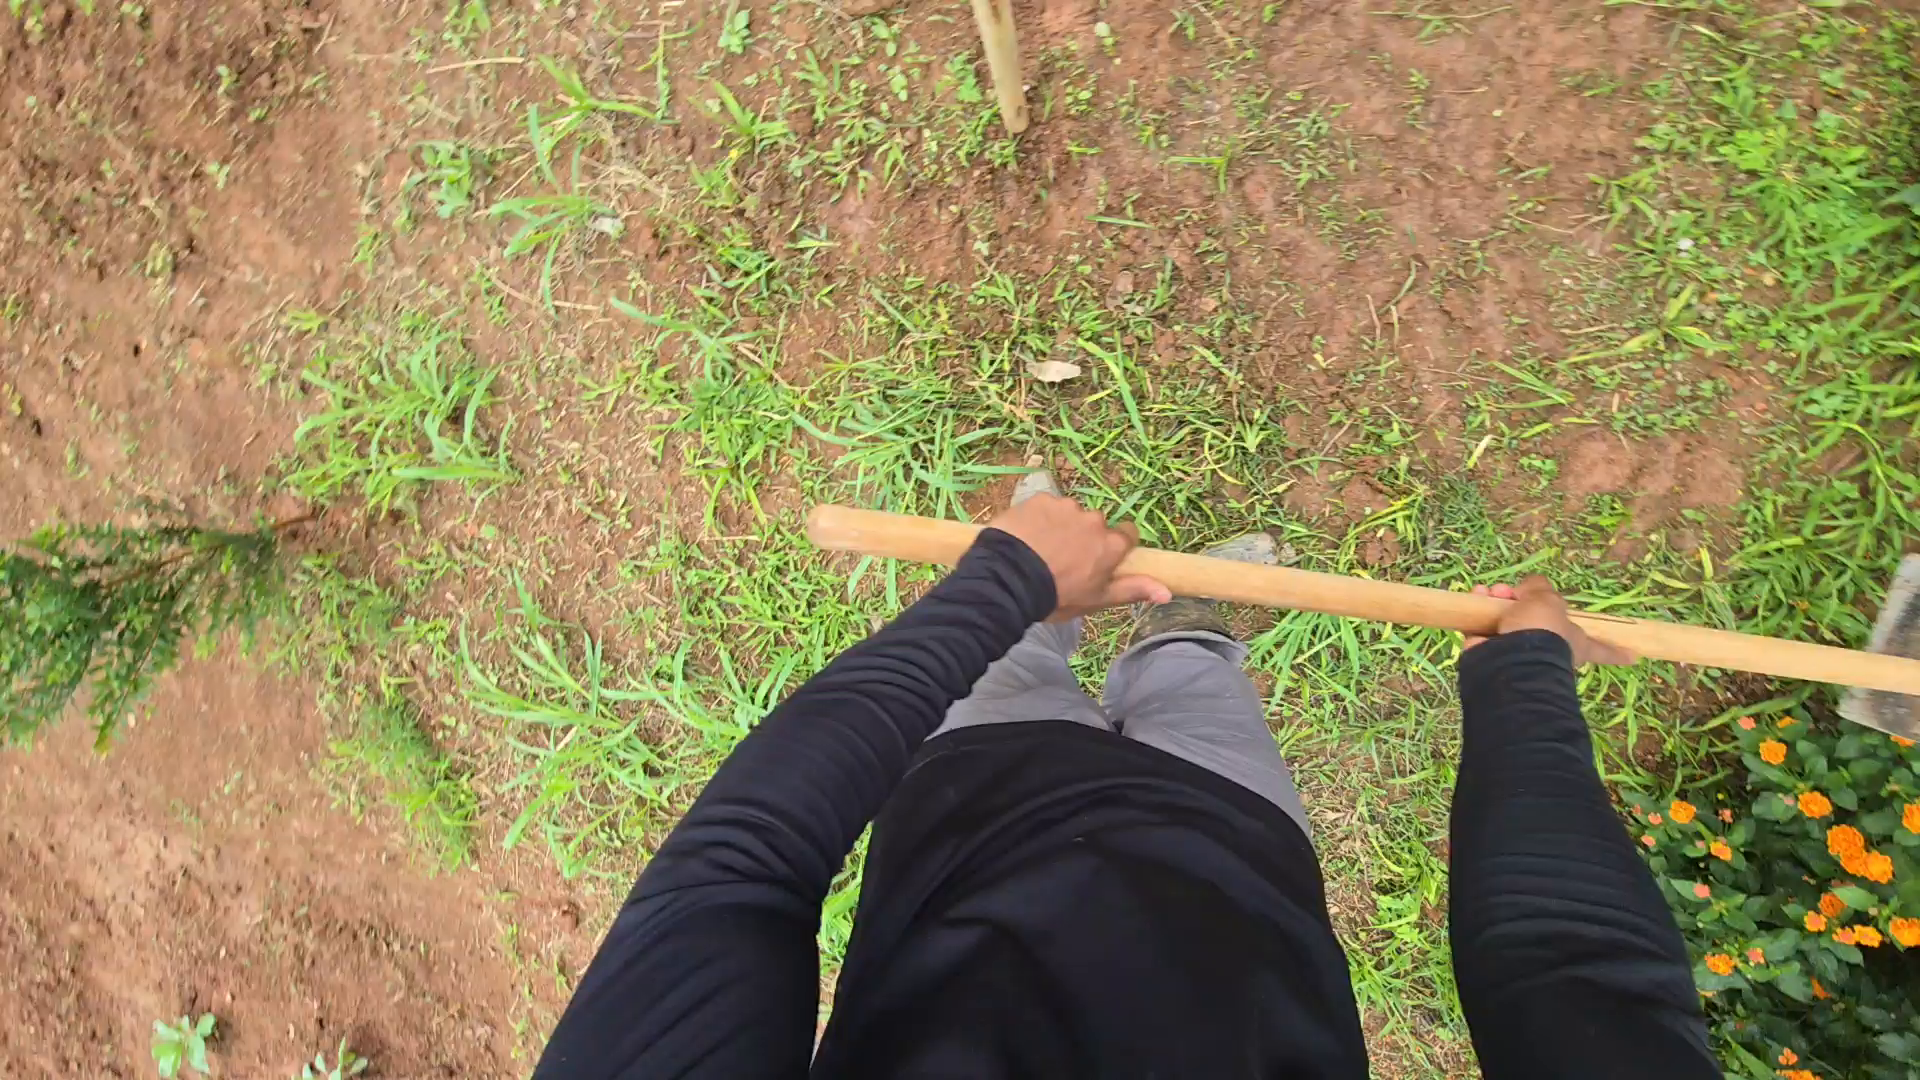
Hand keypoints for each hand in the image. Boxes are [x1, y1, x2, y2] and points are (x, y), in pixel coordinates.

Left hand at [988, 494, 1171, 620]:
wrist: (1008, 580)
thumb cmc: (1055, 596)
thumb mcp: (1095, 600)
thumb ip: (1132, 590)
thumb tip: (1168, 592)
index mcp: (1110, 545)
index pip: (1127, 535)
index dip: (1113, 546)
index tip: (1097, 559)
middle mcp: (1093, 520)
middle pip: (1094, 525)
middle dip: (1082, 537)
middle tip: (1060, 560)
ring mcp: (1066, 507)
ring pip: (1068, 514)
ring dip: (1059, 526)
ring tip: (1038, 549)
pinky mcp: (1039, 499)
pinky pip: (1044, 507)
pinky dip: (1037, 519)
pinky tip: (1024, 537)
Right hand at [1463, 575, 1635, 666]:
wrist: (1507, 655)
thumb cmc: (1539, 630)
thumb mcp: (1546, 600)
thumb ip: (1539, 588)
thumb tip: (1528, 586)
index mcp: (1575, 641)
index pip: (1602, 647)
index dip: (1617, 651)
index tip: (1635, 658)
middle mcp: (1549, 647)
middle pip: (1538, 619)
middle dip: (1520, 600)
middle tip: (1508, 590)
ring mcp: (1518, 650)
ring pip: (1508, 618)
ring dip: (1497, 600)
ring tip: (1489, 591)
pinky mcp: (1490, 649)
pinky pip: (1484, 624)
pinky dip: (1478, 608)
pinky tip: (1475, 596)